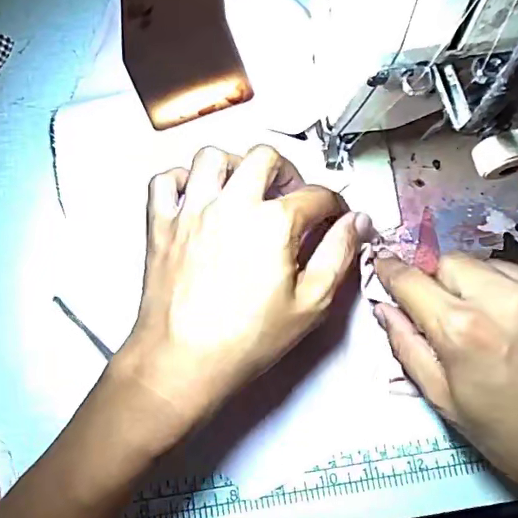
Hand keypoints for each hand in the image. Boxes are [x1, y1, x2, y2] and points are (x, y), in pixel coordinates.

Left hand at [112, 145, 370, 444]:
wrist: (183, 361)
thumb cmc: (245, 340)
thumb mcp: (311, 303)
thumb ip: (339, 254)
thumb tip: (356, 221)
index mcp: (274, 223)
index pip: (317, 194)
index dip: (334, 204)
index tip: (335, 216)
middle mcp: (232, 205)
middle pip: (265, 156)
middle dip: (287, 171)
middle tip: (292, 197)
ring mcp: (192, 210)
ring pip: (213, 156)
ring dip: (236, 165)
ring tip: (246, 190)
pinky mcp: (161, 224)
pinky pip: (166, 179)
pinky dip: (184, 179)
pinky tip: (200, 197)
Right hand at [372, 253, 517, 517]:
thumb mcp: (453, 409)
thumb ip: (412, 352)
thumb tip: (386, 310)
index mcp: (465, 330)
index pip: (412, 280)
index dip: (392, 272)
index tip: (386, 267)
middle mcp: (507, 296)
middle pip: (454, 261)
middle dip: (443, 282)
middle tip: (453, 316)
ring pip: (498, 265)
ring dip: (486, 287)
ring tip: (502, 327)